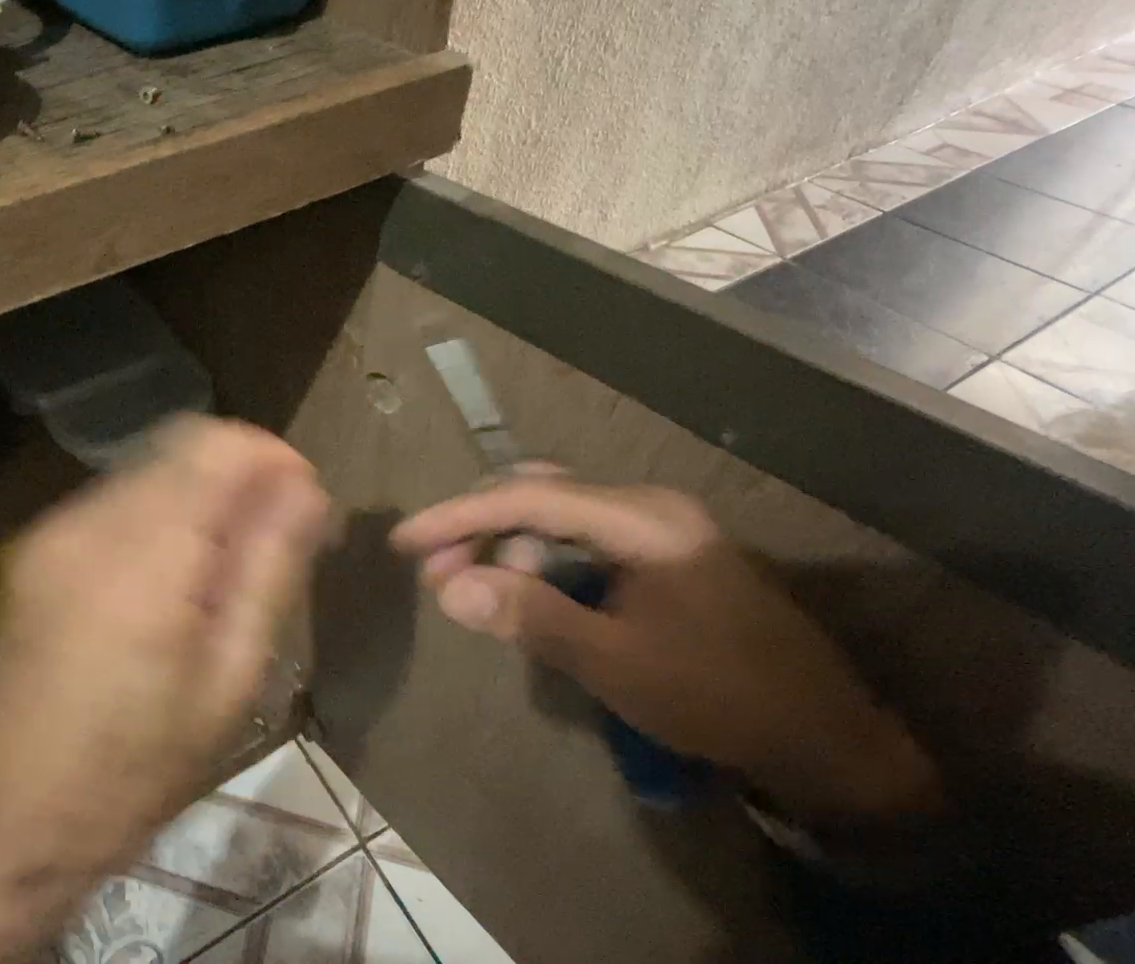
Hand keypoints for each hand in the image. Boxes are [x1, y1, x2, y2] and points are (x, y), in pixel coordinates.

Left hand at [0, 417, 329, 963]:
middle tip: (275, 538)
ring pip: (147, 468)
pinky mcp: (35, 550)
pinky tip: (173, 574)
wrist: (17, 815)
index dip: (271, 458)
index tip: (305, 504)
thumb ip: (269, 569)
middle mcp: (89, 525)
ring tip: (225, 565)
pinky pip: (114, 500)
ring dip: (199, 494)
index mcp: (144, 560)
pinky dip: (158, 515)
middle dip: (240, 476)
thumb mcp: (230, 680)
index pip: (216, 447)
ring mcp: (52, 533)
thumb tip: (306, 489)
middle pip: (180, 447)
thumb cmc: (140, 767)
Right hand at [390, 474, 941, 828]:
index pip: (527, 499)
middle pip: (539, 492)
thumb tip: (449, 588)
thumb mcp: (615, 662)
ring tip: (470, 587)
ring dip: (505, 543)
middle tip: (432, 571)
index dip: (457, 518)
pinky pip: (580, 539)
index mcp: (642, 520)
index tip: (404, 543)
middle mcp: (647, 507)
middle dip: (477, 526)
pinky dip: (538, 558)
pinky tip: (521, 589)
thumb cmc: (718, 697)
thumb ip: (530, 617)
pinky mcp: (660, 554)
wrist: (825, 738)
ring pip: (557, 513)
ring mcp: (657, 527)